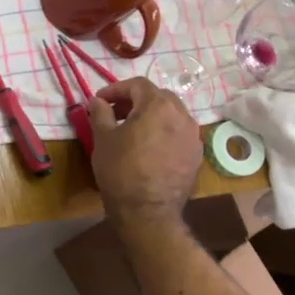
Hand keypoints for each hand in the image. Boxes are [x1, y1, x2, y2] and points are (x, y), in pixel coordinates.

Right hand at [86, 77, 201, 225]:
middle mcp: (181, 115)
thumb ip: (100, 113)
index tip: (99, 100)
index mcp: (157, 106)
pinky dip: (163, 131)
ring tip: (133, 130)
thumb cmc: (120, 169)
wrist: (147, 209)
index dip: (116, 89)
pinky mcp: (196, 154)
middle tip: (116, 113)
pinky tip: (149, 147)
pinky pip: (179, 133)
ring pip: (172, 114)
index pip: (137, 85)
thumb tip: (98, 101)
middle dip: (136, 100)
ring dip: (152, 115)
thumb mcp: (103, 138)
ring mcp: (193, 136)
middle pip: (159, 96)